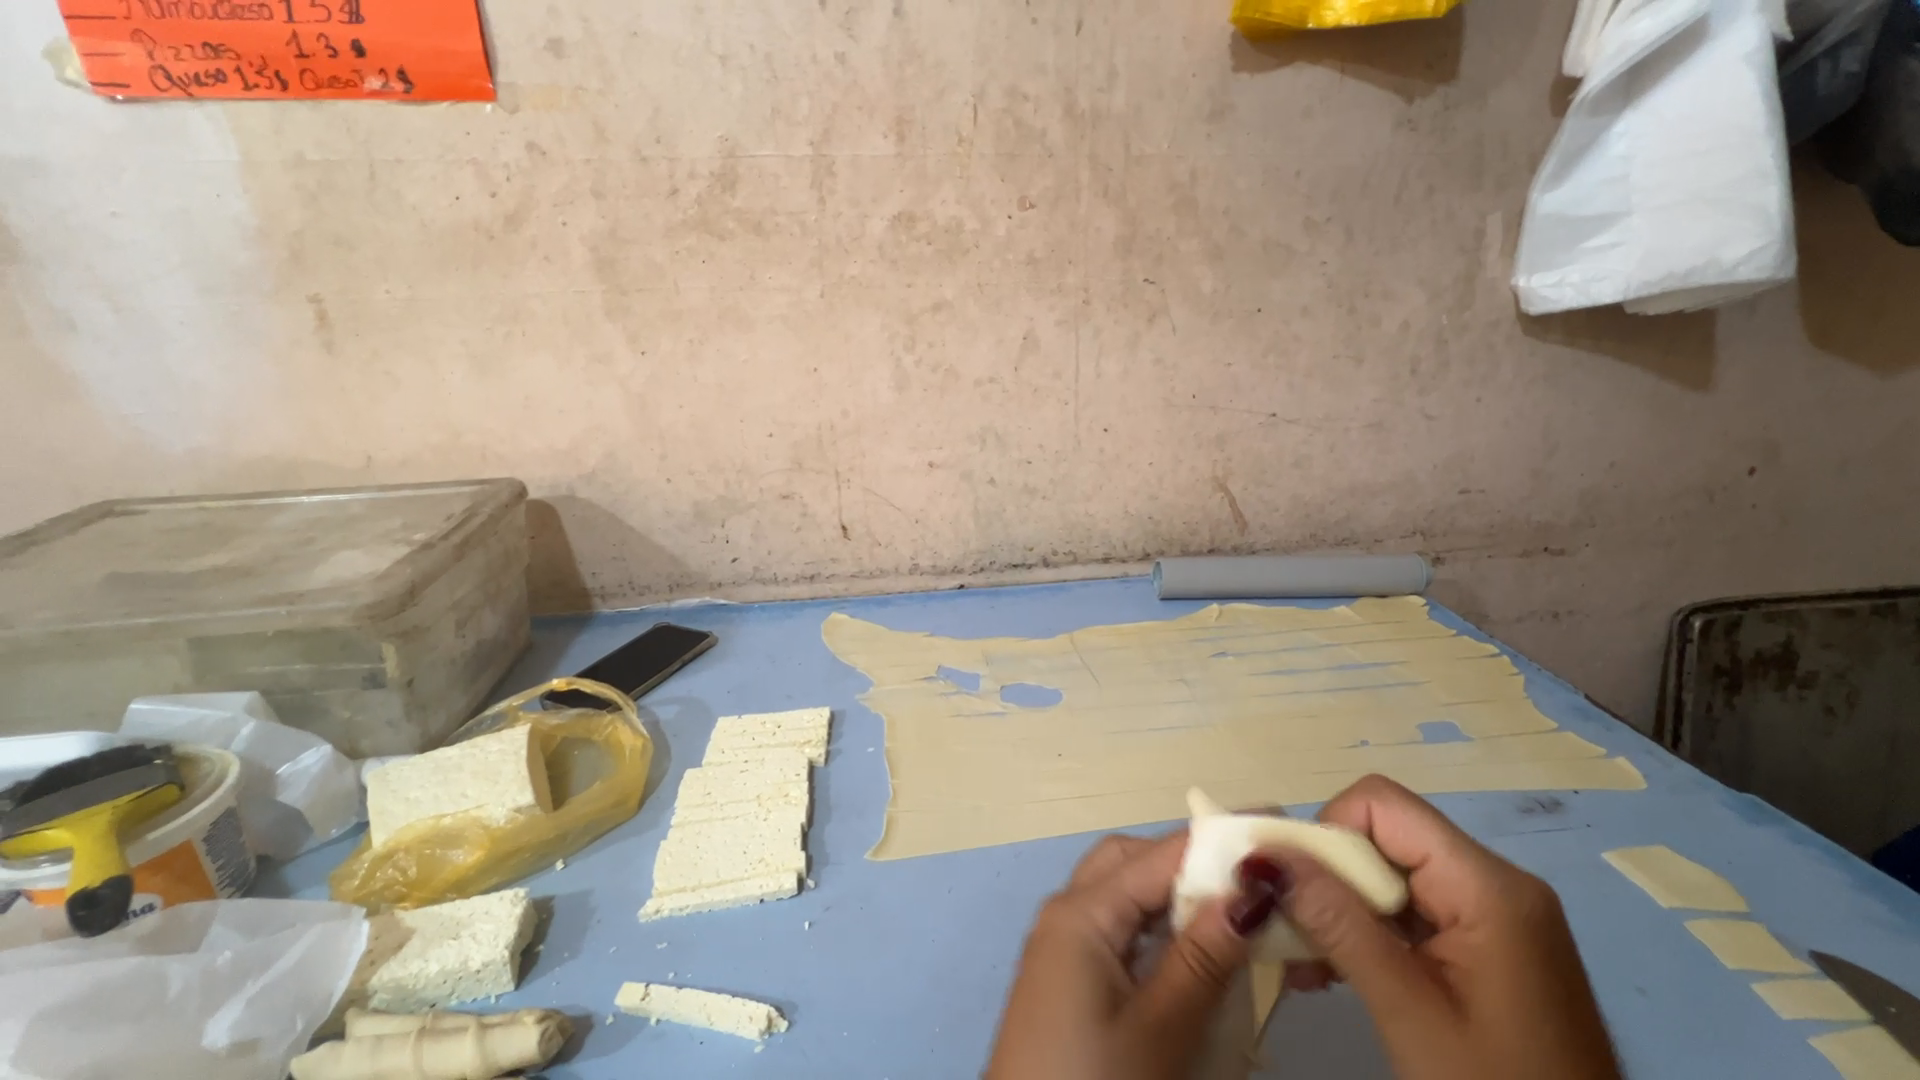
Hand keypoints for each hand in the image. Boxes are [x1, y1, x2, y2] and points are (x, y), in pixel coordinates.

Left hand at [986, 832, 1278, 1079]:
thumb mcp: (1160, 1029)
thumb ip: (1204, 958)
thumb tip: (1253, 889)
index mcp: (1081, 912)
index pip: (1158, 854)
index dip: (1217, 837)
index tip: (1277, 825)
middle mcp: (1067, 913)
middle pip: (1134, 862)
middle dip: (1193, 860)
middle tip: (1253, 877)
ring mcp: (1064, 945)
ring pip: (1126, 893)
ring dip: (1177, 894)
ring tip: (1237, 909)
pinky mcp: (1069, 976)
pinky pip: (1119, 928)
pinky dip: (1159, 927)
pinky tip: (1197, 950)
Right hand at [1272, 775, 1621, 1079]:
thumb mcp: (1407, 1009)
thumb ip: (1337, 923)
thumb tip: (1264, 856)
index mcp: (1487, 885)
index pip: (1381, 804)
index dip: (1326, 833)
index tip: (1294, 892)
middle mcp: (1496, 881)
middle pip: (1384, 836)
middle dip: (1326, 876)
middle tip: (1285, 931)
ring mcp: (1495, 914)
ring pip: (1390, 874)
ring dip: (1339, 909)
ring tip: (1303, 964)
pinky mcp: (1489, 944)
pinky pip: (1411, 911)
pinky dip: (1367, 932)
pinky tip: (1334, 974)